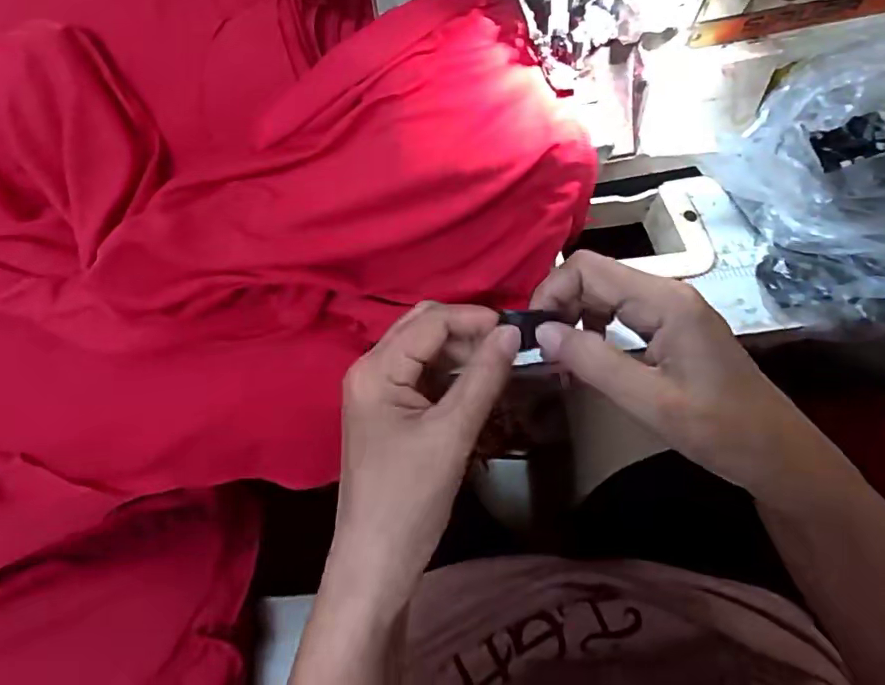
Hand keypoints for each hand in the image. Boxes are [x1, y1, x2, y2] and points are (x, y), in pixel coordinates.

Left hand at [324, 303, 520, 607]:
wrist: (375, 565)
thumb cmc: (409, 500)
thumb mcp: (451, 434)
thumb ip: (482, 377)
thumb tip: (512, 332)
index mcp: (375, 369)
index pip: (429, 322)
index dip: (473, 319)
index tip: (515, 329)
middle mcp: (369, 369)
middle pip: (422, 327)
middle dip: (465, 330)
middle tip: (507, 345)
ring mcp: (375, 390)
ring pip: (423, 348)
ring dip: (459, 350)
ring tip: (498, 362)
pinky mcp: (386, 410)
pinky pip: (420, 373)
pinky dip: (449, 371)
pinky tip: (476, 381)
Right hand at [530, 251, 853, 507]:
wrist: (778, 454)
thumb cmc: (722, 431)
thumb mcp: (652, 403)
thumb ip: (594, 362)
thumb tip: (541, 332)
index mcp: (665, 300)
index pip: (588, 268)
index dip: (552, 292)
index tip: (533, 333)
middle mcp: (668, 291)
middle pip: (595, 275)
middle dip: (561, 305)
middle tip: (541, 351)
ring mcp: (672, 306)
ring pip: (606, 292)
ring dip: (576, 317)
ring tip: (561, 359)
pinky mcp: (673, 324)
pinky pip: (622, 311)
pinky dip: (596, 328)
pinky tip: (589, 358)